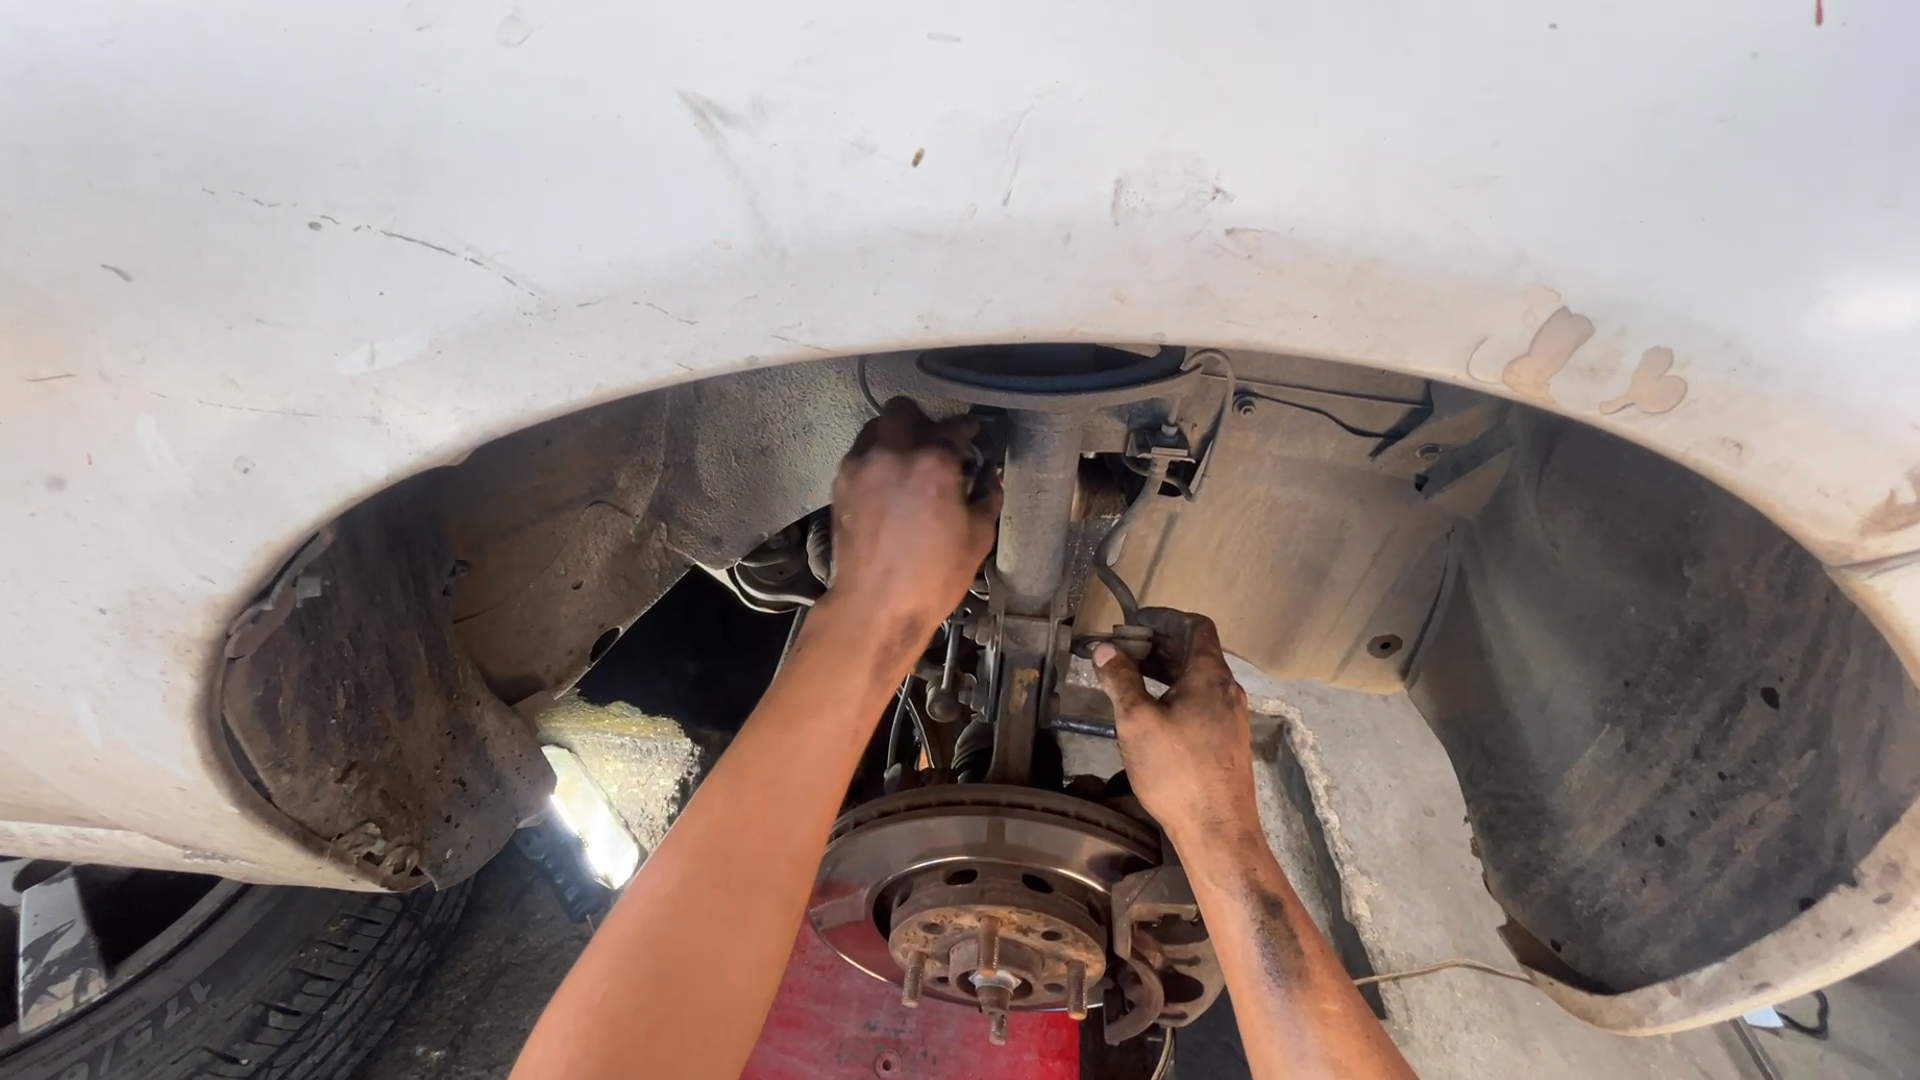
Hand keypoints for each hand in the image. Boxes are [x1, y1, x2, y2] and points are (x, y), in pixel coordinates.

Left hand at [825, 397, 1000, 657]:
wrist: (877, 604)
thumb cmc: (934, 576)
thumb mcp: (978, 537)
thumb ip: (987, 496)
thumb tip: (988, 476)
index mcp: (934, 462)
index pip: (955, 427)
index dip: (968, 429)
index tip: (973, 437)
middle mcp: (893, 452)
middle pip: (904, 410)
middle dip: (923, 420)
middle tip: (935, 443)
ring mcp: (861, 465)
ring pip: (876, 428)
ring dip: (895, 436)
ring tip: (908, 461)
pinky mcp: (841, 483)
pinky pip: (860, 454)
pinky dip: (876, 459)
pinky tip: (888, 484)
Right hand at [1093, 609, 1259, 848]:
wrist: (1218, 831)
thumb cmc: (1176, 771)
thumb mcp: (1137, 721)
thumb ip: (1121, 680)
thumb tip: (1105, 649)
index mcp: (1210, 676)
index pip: (1196, 626)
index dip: (1165, 617)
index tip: (1134, 622)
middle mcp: (1227, 690)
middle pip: (1195, 650)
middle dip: (1159, 642)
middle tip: (1123, 647)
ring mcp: (1230, 717)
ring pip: (1197, 677)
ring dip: (1165, 668)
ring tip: (1130, 674)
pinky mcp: (1226, 740)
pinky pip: (1200, 699)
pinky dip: (1175, 690)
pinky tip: (1151, 708)